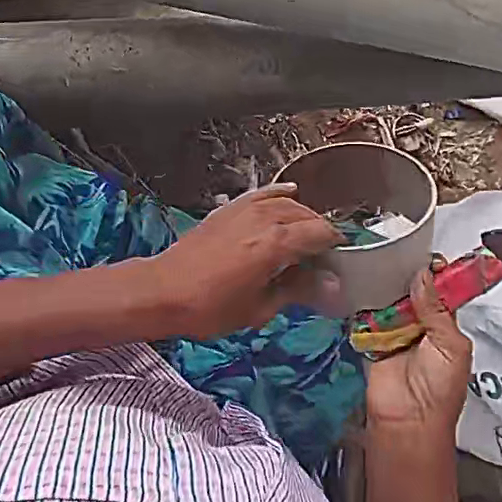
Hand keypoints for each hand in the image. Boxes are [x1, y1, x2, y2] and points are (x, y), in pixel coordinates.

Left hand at [150, 183, 342, 339]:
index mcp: (277, 242)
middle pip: (307, 215)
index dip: (335, 247)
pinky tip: (289, 193)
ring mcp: (244, 210)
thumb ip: (298, 290)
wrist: (163, 291)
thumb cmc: (211, 307)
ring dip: (301, 217)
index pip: (321, 233)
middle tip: (320, 258)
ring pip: (286, 203)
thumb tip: (331, 286)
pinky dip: (279, 194)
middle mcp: (264, 218)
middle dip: (319, 233)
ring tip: (304, 238)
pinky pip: (262, 194)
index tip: (338, 262)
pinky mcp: (229, 210)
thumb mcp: (259, 307)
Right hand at [365, 265, 472, 442]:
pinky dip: (364, 300)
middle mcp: (420, 324)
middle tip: (394, 250)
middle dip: (405, 274)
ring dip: (383, 285)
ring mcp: (394, 330)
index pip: (440, 291)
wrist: (407, 421)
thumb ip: (437, 310)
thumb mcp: (451, 346)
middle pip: (411, 290)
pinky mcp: (371, 337)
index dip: (434, 272)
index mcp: (445, 325)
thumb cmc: (439, 389)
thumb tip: (423, 275)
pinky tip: (359, 282)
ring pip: (389, 299)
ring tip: (376, 260)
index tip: (422, 252)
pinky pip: (367, 314)